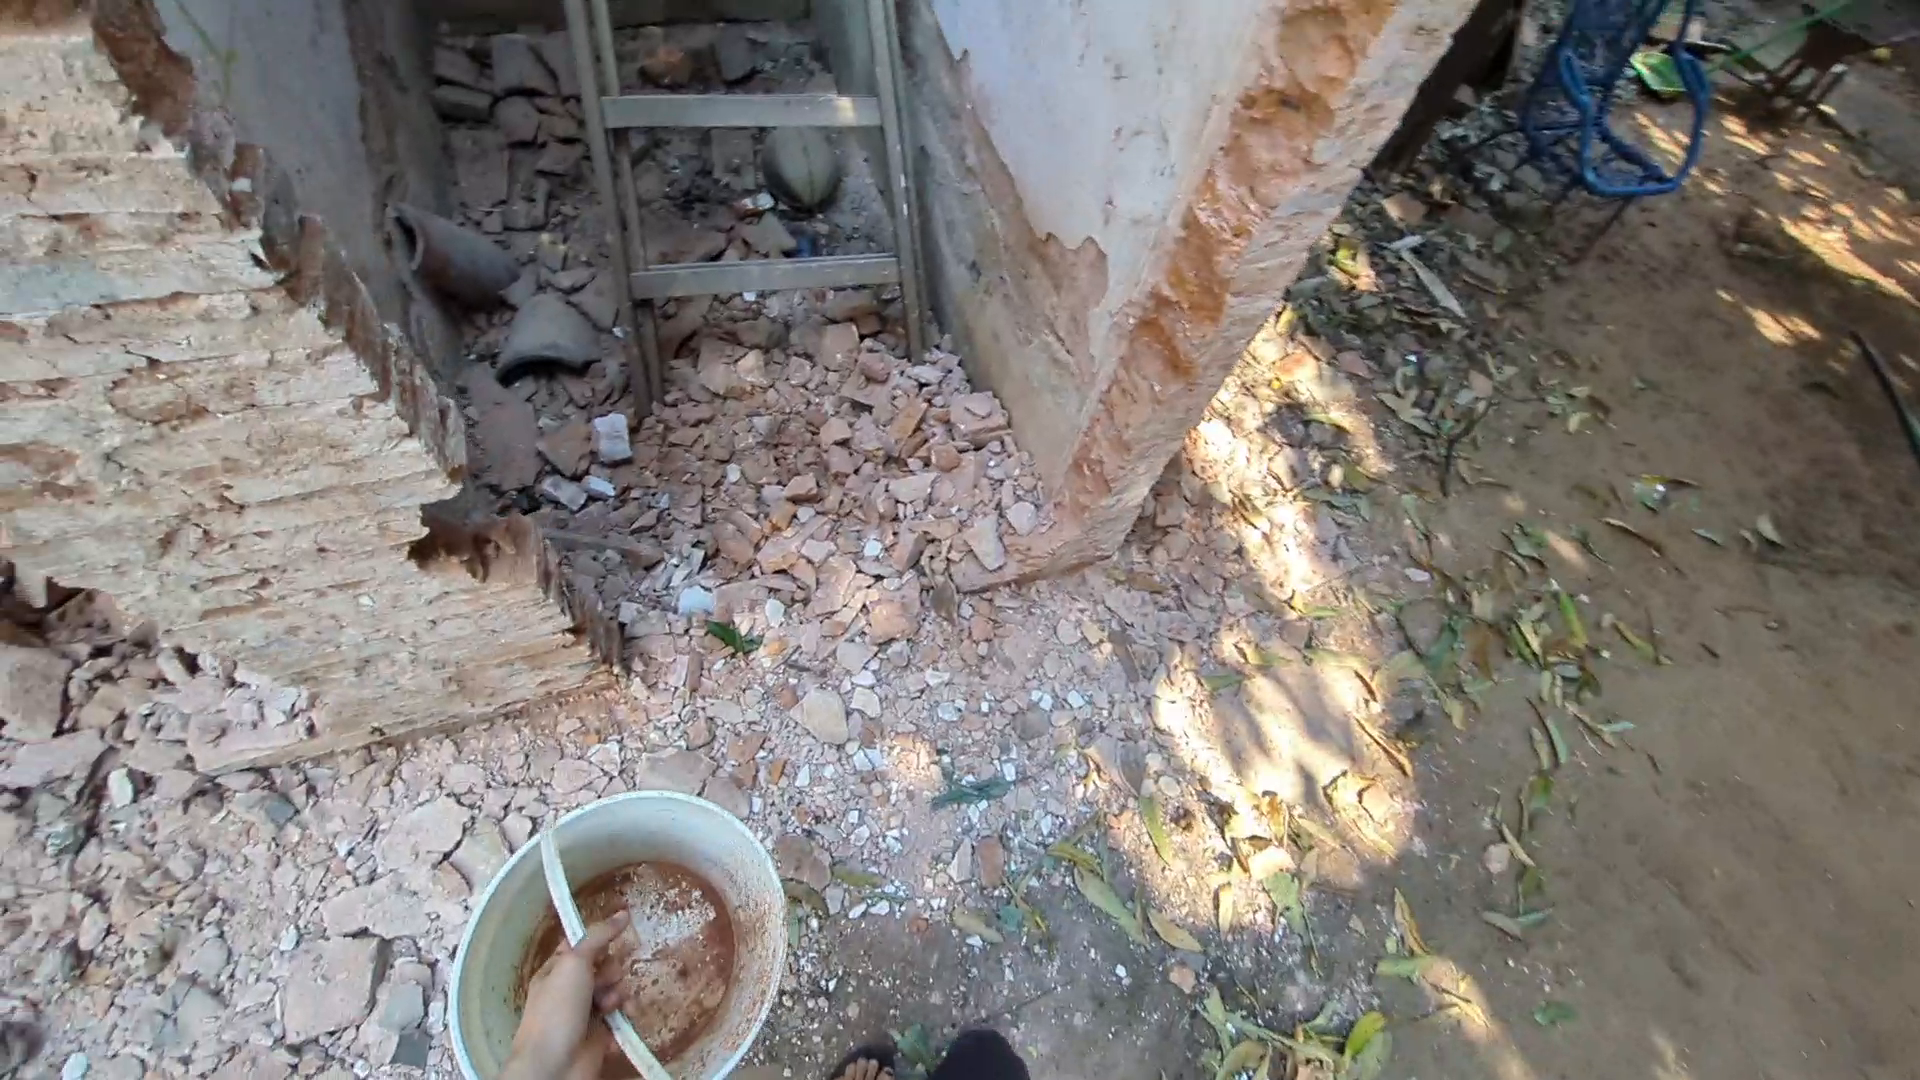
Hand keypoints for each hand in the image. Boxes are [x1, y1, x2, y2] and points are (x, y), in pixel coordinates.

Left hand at [503, 911, 631, 1079]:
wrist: (553, 1068)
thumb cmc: (557, 1011)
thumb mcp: (574, 963)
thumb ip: (600, 935)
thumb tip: (624, 912)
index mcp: (557, 971)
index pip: (583, 945)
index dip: (600, 940)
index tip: (616, 934)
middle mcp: (572, 989)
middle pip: (606, 964)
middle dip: (611, 972)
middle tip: (603, 982)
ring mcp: (587, 1012)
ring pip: (617, 987)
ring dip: (619, 994)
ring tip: (610, 1006)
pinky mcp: (603, 1032)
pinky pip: (623, 1012)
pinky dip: (626, 1014)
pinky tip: (624, 1017)